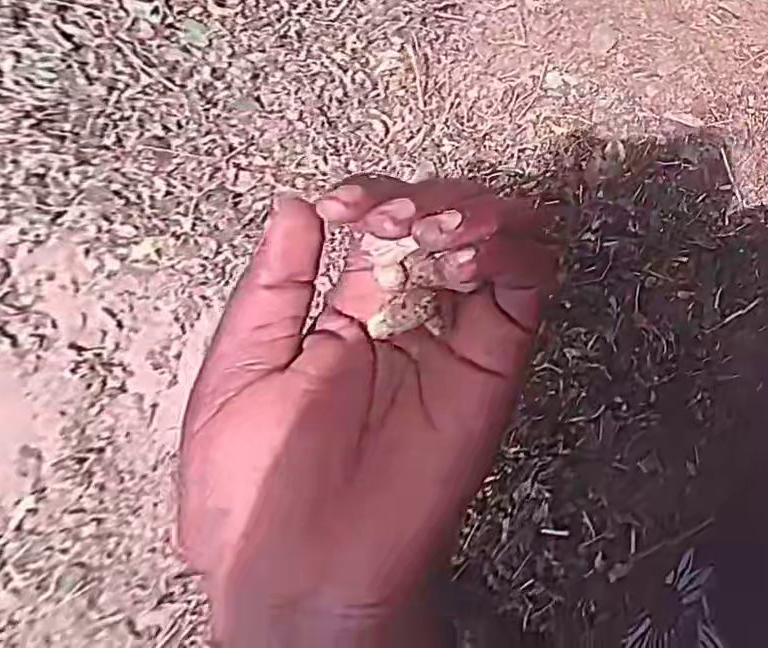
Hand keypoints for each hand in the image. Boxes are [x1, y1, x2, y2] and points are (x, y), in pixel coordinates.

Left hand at [178, 178, 556, 645]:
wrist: (307, 567)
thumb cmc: (257, 487)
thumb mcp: (238, 374)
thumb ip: (274, 289)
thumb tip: (294, 208)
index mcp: (365, 306)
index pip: (393, 226)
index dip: (378, 199)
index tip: (346, 205)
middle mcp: (427, 306)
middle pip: (458, 220)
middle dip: (431, 201)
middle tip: (397, 217)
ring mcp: (470, 325)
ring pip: (506, 239)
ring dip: (479, 215)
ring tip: (437, 227)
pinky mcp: (504, 348)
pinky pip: (529, 282)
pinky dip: (509, 255)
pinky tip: (463, 260)